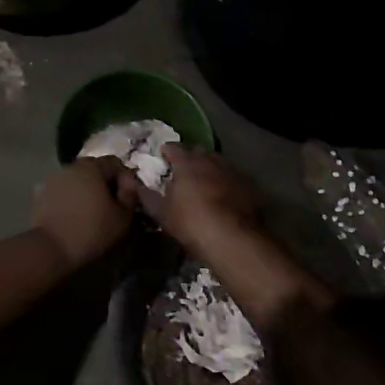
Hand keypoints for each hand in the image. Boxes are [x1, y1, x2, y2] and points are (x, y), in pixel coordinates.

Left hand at [32, 157, 140, 269]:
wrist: (51, 248)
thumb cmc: (93, 229)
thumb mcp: (123, 216)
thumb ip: (129, 195)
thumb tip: (128, 182)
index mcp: (92, 167)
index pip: (114, 163)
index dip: (124, 178)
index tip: (127, 196)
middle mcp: (70, 167)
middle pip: (93, 169)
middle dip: (104, 182)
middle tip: (110, 202)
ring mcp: (52, 180)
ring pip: (75, 180)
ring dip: (85, 190)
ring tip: (90, 209)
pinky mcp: (39, 195)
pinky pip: (60, 192)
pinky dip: (68, 199)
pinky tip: (72, 215)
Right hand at [143, 146, 335, 328]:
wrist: (232, 237)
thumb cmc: (191, 223)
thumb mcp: (162, 212)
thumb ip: (146, 196)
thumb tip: (135, 185)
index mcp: (187, 162)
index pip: (174, 147)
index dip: (167, 151)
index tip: (163, 156)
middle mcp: (211, 159)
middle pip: (199, 151)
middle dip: (191, 157)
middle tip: (184, 170)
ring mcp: (233, 170)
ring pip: (219, 162)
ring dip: (210, 168)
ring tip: (205, 181)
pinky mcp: (249, 184)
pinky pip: (234, 177)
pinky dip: (227, 181)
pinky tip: (226, 194)